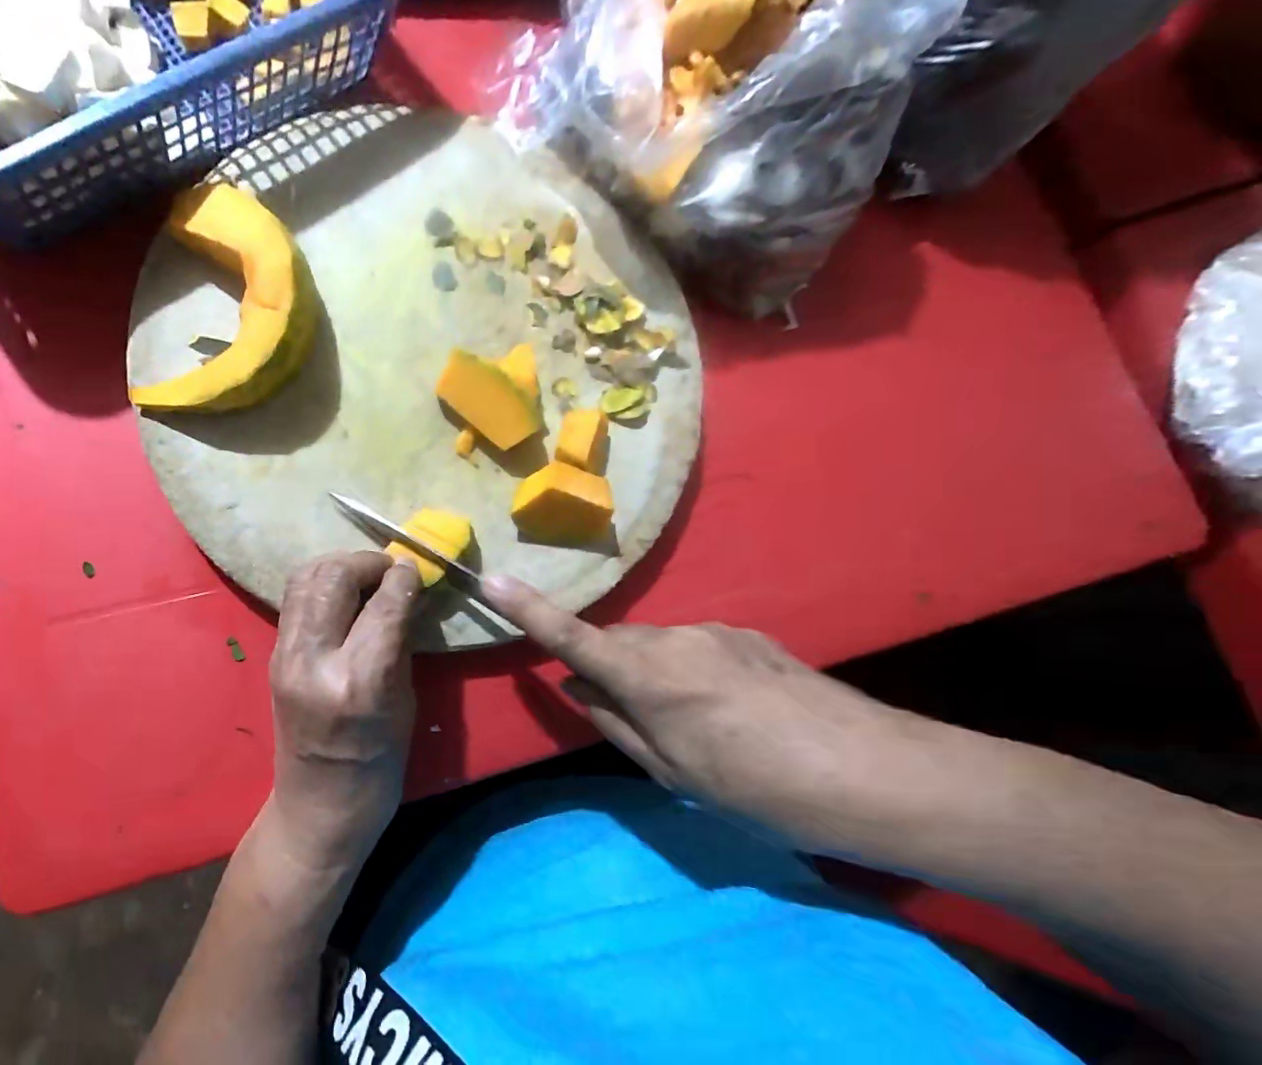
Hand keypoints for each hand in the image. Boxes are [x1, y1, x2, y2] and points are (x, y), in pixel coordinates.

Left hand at [265, 552, 422, 871]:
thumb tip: (405, 593)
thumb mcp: (405, 702)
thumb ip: (401, 641)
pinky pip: (295, 599)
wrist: (319, 806)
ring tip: (364, 577)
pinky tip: (341, 595)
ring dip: (339, 567)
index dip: (404, 577)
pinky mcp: (273, 654)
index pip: (384, 604)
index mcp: (358, 681)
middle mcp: (314, 659)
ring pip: (305, 577)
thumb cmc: (378, 767)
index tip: (416, 568)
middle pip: (334, 577)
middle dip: (366, 562)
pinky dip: (320, 584)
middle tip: (389, 570)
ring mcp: (285, 654)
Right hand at [482, 575, 942, 853]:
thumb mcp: (674, 773)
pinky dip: (688, 670)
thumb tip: (575, 689)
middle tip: (635, 722)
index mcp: (647, 676)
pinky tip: (731, 710)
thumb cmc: (761, 790)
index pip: (571, 638)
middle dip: (609, 669)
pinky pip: (694, 646)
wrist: (881, 776)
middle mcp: (674, 639)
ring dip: (652, 673)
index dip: (527, 610)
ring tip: (697, 725)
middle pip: (616, 643)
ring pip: (655, 645)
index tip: (491, 581)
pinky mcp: (749, 636)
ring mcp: (716, 632)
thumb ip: (615, 723)